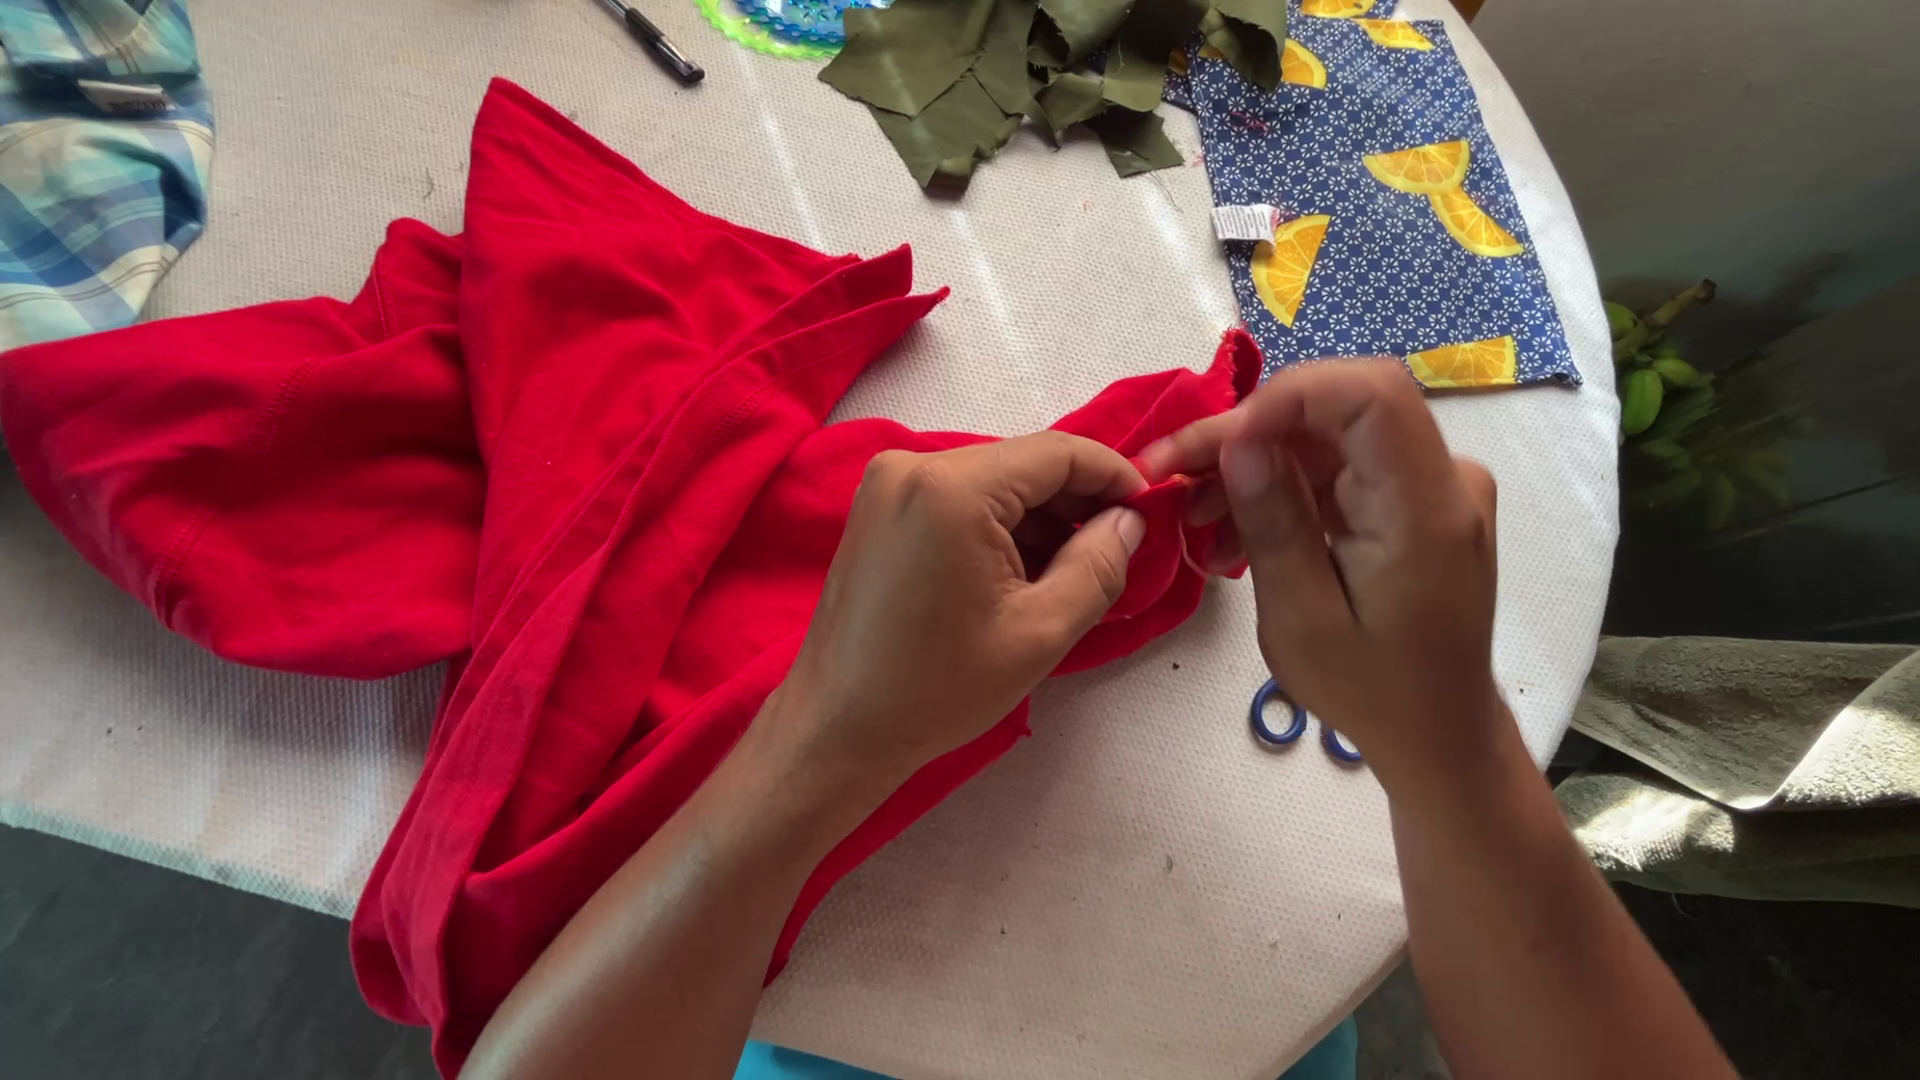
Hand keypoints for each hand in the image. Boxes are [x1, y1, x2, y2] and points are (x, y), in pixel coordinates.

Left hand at [770, 432, 1148, 786]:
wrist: (837, 726)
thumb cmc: (937, 688)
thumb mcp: (1040, 632)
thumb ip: (1099, 564)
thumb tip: (1129, 520)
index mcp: (951, 486)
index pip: (1057, 452)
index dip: (1114, 475)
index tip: (1149, 511)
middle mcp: (911, 464)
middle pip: (1022, 464)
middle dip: (1075, 503)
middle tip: (1112, 551)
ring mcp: (887, 484)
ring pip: (991, 481)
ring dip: (1037, 518)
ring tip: (1066, 573)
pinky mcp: (877, 508)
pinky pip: (957, 498)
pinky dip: (996, 525)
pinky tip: (1017, 572)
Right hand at [1141, 360, 1504, 790]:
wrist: (1434, 729)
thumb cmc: (1369, 688)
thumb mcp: (1301, 619)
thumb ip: (1275, 524)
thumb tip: (1240, 442)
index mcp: (1424, 508)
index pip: (1368, 395)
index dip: (1283, 399)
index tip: (1216, 446)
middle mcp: (1441, 479)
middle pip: (1335, 411)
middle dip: (1245, 432)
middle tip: (1171, 471)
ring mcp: (1427, 487)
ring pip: (1324, 438)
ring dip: (1251, 465)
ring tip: (1194, 516)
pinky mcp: (1407, 501)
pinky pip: (1333, 470)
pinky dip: (1277, 489)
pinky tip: (1233, 531)